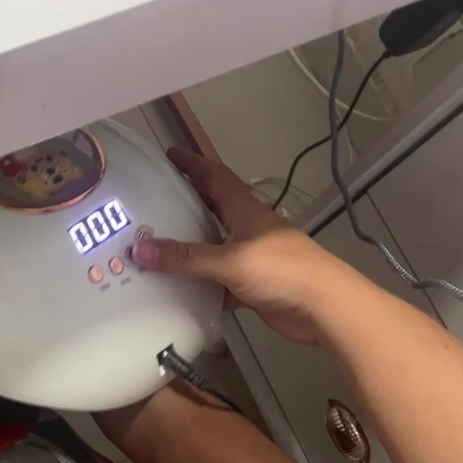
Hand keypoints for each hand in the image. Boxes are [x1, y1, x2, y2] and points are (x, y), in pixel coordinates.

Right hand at [132, 147, 363, 346]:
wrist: (324, 308)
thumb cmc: (284, 271)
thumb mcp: (230, 260)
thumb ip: (185, 257)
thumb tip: (139, 250)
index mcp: (245, 211)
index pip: (215, 177)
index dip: (193, 163)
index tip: (170, 153)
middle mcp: (247, 230)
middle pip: (212, 209)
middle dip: (186, 201)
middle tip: (153, 200)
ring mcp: (251, 258)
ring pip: (212, 246)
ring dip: (188, 245)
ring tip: (154, 244)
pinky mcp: (251, 286)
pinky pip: (216, 281)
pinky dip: (198, 284)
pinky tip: (176, 290)